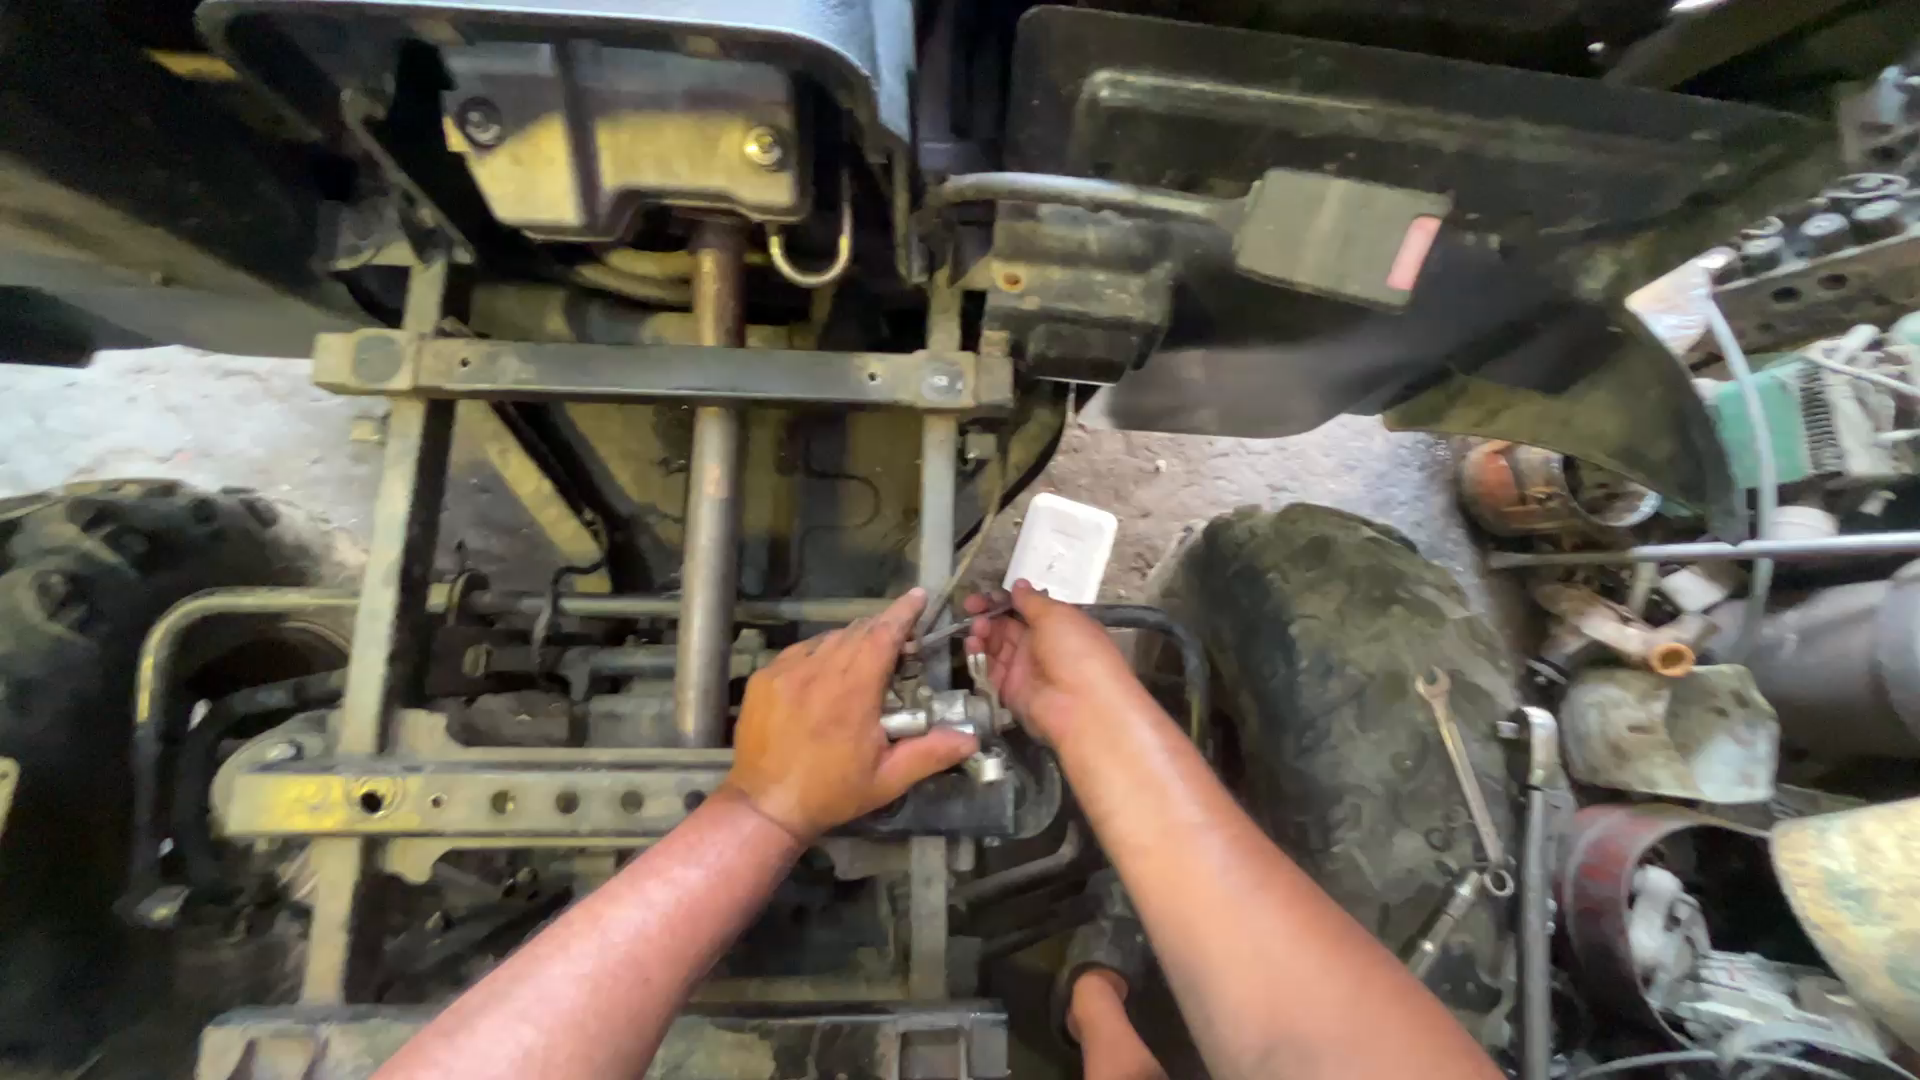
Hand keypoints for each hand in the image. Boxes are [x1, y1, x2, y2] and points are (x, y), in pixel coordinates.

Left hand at [725, 588, 978, 841]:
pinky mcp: (765, 677)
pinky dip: (820, 653)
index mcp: (852, 693)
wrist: (764, 807)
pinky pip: (801, 650)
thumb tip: (971, 738)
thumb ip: (930, 754)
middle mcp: (818, 673)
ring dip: (852, 642)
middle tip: (898, 644)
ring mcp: (786, 672)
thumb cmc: (831, 793)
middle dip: (882, 628)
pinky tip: (825, 674)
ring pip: (829, 638)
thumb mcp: (887, 780)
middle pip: (858, 631)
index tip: (917, 597)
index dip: (902, 613)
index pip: (882, 636)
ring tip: (863, 661)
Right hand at [964, 580, 1143, 744]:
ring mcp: (1025, 668)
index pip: (1025, 608)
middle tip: (971, 608)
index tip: (986, 596)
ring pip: (996, 646)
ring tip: (977, 629)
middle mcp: (1040, 645)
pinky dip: (979, 657)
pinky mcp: (1011, 690)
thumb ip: (1032, 601)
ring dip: (982, 633)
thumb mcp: (1057, 615)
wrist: (1082, 706)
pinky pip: (990, 671)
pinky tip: (973, 646)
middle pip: (1007, 626)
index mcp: (1056, 624)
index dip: (1004, 600)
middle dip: (988, 614)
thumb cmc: (1076, 651)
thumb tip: (1019, 585)